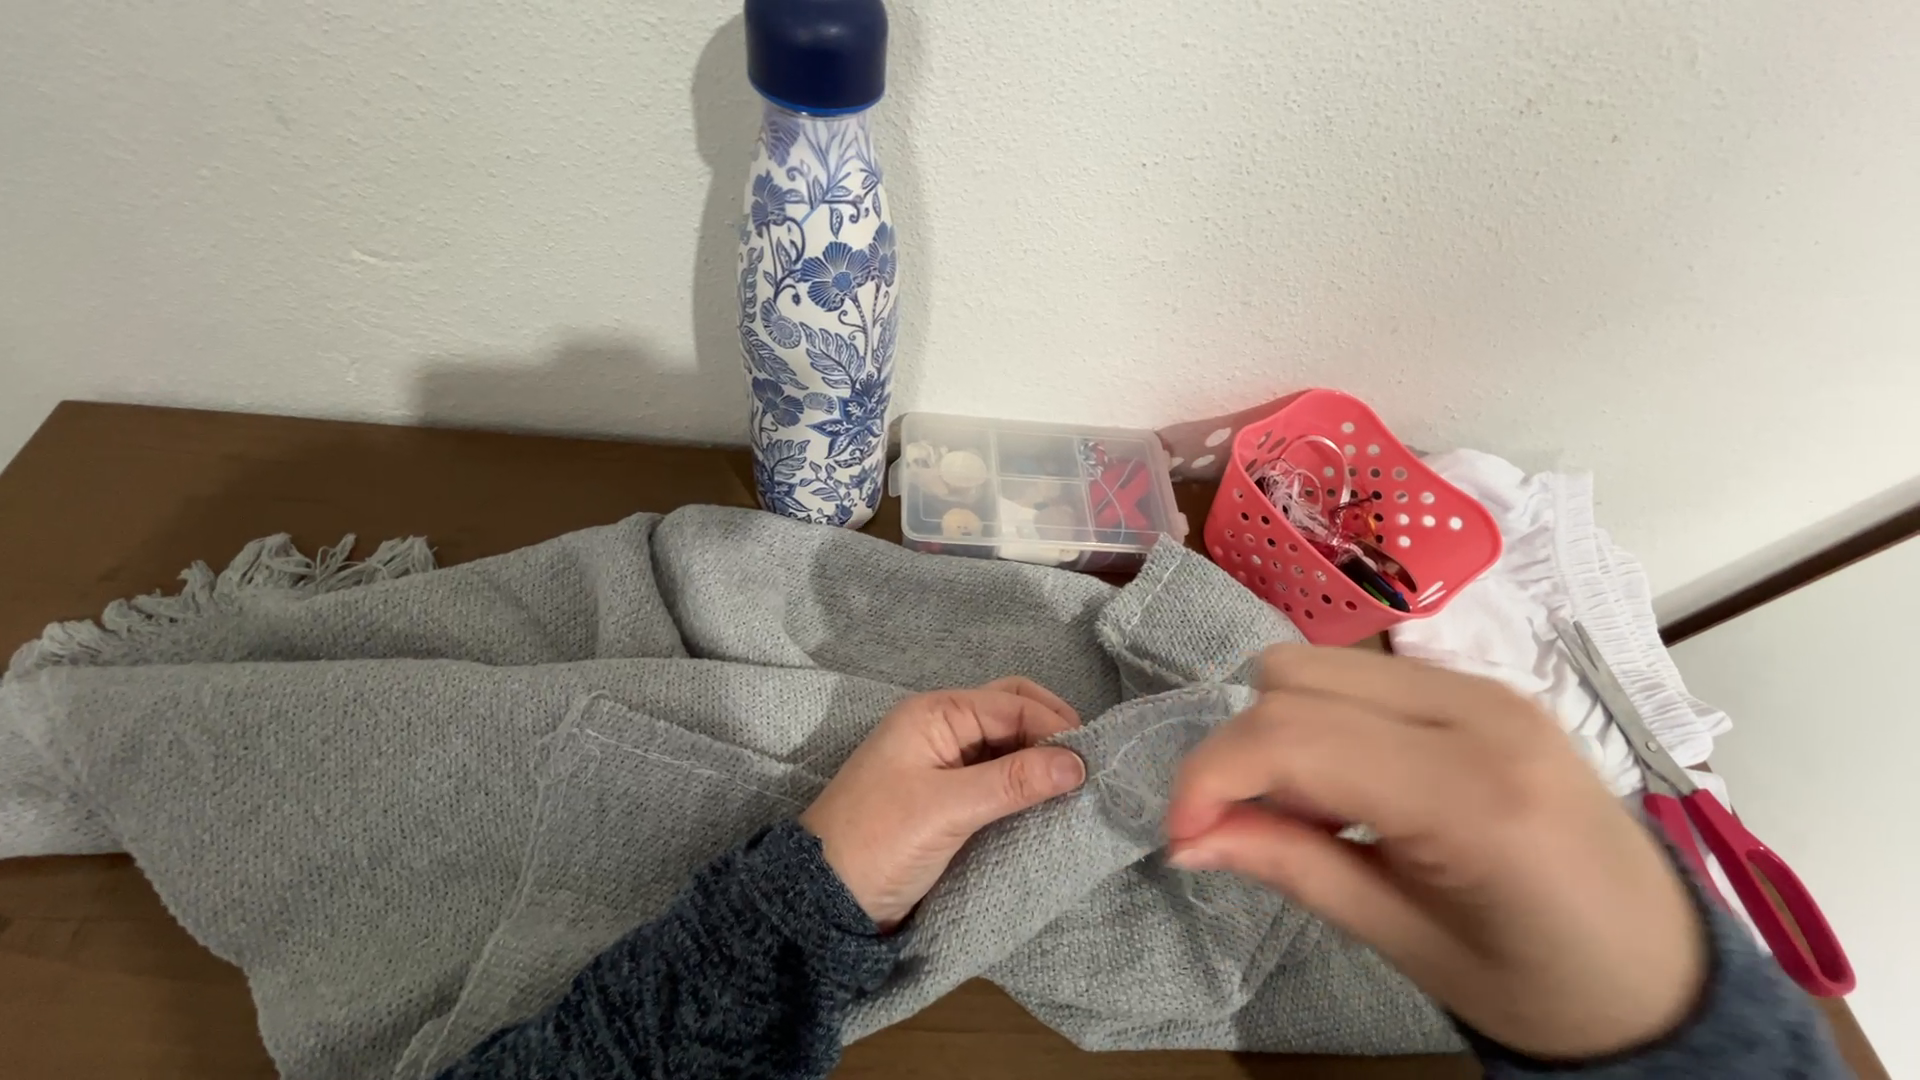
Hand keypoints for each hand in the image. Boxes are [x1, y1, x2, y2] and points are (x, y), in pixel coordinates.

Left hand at [800, 677, 1087, 932]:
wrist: (823, 897)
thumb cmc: (879, 841)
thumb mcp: (947, 809)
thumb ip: (1012, 782)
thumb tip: (1078, 763)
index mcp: (936, 713)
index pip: (1011, 705)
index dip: (1055, 727)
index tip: (1095, 761)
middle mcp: (942, 725)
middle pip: (1010, 710)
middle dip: (1051, 729)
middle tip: (1090, 763)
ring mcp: (944, 758)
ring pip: (1005, 740)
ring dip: (1040, 754)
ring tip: (1079, 780)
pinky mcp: (947, 790)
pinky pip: (995, 770)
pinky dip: (1023, 777)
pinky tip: (1048, 796)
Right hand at [1163, 646, 1706, 1060]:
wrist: (1670, 977)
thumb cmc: (1542, 985)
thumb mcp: (1403, 941)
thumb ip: (1288, 866)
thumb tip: (1184, 839)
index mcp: (1473, 792)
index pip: (1293, 737)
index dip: (1211, 775)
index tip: (1181, 834)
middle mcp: (1477, 710)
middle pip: (1290, 679)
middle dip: (1237, 750)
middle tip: (1242, 825)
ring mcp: (1481, 685)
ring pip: (1312, 664)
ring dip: (1273, 727)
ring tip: (1300, 804)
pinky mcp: (1476, 683)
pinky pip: (1352, 673)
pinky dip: (1314, 717)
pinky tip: (1342, 780)